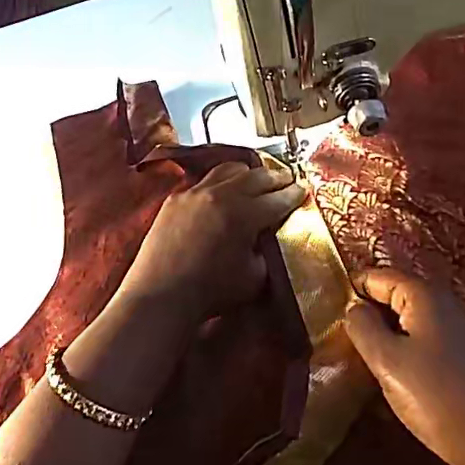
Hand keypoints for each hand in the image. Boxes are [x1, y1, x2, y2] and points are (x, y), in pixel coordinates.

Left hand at [116, 161, 306, 330]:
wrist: (162, 293)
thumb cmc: (211, 292)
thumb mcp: (254, 277)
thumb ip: (265, 253)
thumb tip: (265, 240)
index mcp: (245, 213)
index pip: (278, 198)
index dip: (293, 194)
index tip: (302, 190)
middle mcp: (221, 194)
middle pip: (255, 176)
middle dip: (275, 178)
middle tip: (286, 179)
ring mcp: (195, 192)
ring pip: (227, 170)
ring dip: (247, 173)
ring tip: (255, 178)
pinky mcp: (176, 198)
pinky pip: (203, 181)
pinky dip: (219, 182)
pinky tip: (222, 190)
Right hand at [343, 268, 464, 464]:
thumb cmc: (441, 398)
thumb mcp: (388, 361)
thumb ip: (362, 327)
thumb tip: (353, 308)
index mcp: (424, 295)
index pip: (376, 276)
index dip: (350, 290)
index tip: (327, 313)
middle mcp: (446, 307)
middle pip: (394, 300)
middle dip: (368, 318)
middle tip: (342, 345)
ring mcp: (461, 336)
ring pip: (410, 328)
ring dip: (387, 344)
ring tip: (365, 370)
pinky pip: (427, 351)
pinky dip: (408, 363)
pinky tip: (398, 390)